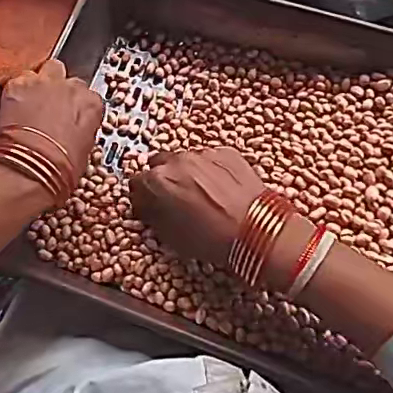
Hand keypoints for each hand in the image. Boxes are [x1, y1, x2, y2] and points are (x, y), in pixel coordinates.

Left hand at [0, 58, 103, 181]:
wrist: (30, 169)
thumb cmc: (59, 169)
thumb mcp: (84, 151)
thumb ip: (81, 130)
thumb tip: (72, 131)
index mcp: (91, 103)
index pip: (86, 94)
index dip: (74, 104)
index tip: (67, 114)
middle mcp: (70, 87)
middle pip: (64, 77)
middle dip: (57, 89)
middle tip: (47, 107)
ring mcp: (43, 82)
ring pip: (42, 71)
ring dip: (38, 84)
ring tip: (30, 104)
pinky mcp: (17, 85)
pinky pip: (18, 79)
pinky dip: (16, 91)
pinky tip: (13, 106)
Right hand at [130, 147, 267, 267]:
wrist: (255, 231)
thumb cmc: (212, 238)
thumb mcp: (169, 235)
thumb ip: (151, 213)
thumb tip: (147, 206)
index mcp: (156, 181)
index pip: (136, 182)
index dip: (142, 195)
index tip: (148, 203)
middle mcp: (176, 161)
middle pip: (159, 165)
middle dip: (164, 181)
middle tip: (175, 200)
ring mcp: (203, 154)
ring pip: (185, 161)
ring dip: (188, 174)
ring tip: (202, 197)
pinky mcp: (226, 153)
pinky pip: (210, 159)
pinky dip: (211, 171)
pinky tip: (220, 191)